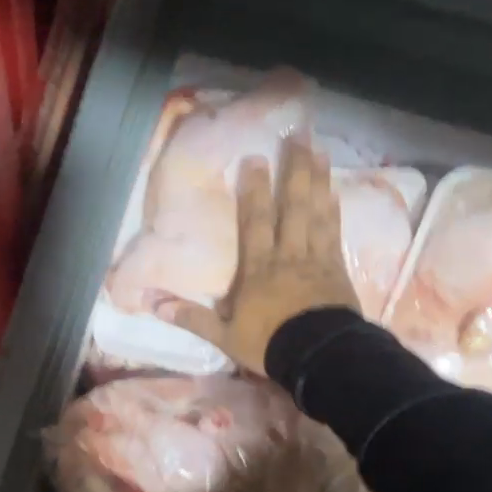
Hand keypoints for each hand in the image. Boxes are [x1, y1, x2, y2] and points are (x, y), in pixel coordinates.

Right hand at [159, 136, 358, 374]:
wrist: (319, 356)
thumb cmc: (268, 344)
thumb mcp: (224, 336)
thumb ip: (192, 318)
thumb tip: (154, 304)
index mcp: (258, 269)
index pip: (255, 222)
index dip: (254, 190)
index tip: (254, 159)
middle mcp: (288, 255)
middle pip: (291, 206)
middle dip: (293, 171)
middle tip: (298, 136)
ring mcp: (316, 259)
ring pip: (316, 212)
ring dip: (317, 181)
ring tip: (319, 151)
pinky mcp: (337, 269)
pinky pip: (334, 232)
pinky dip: (334, 210)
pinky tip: (335, 193)